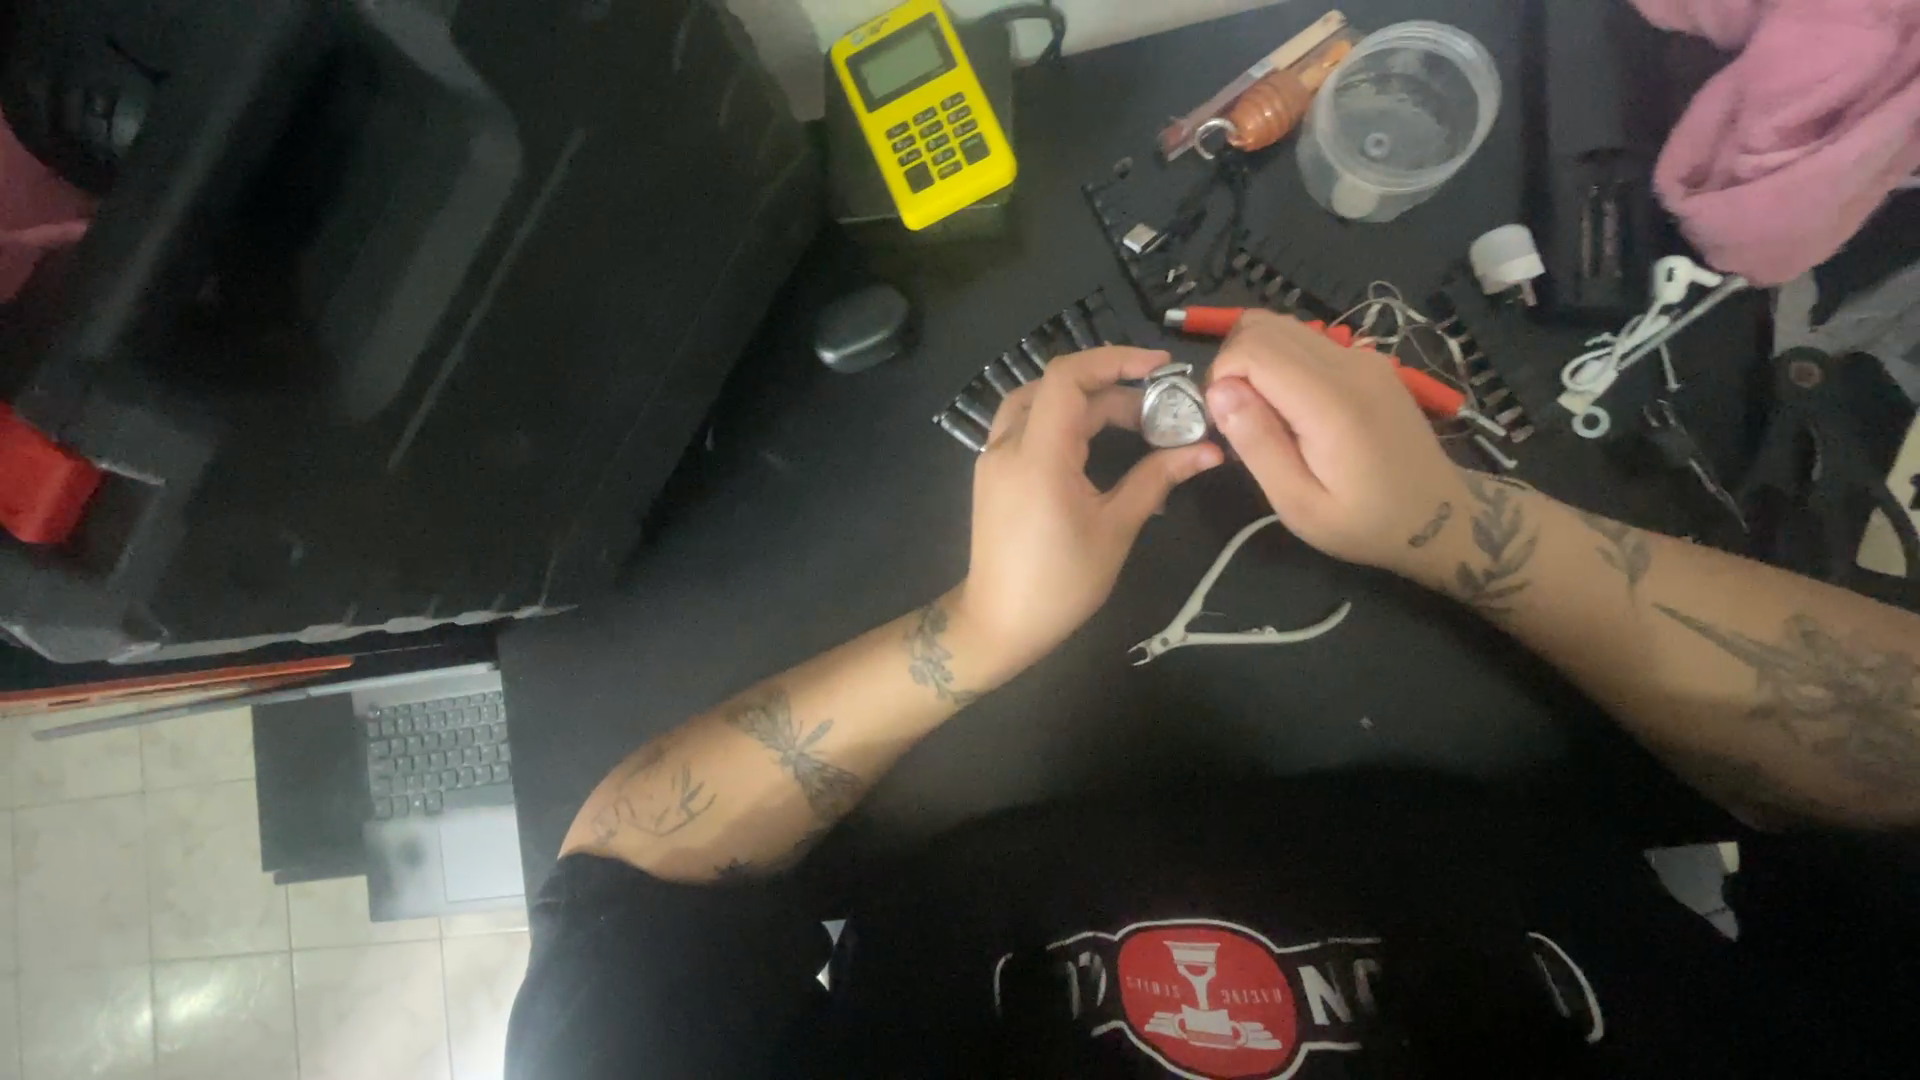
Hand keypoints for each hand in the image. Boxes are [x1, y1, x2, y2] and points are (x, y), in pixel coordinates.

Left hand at [956, 347, 1222, 674]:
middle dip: (1112, 392)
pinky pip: (1024, 427)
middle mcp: (1008, 447)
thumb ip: (1157, 478)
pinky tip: (1090, 444)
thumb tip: (1208, 450)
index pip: (1067, 378)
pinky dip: (1059, 421)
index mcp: (1038, 456)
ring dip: (1082, 402)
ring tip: (1128, 422)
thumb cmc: (1061, 582)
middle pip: (1057, 389)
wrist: (1000, 621)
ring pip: (1035, 402)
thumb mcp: (1116, 528)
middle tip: (1159, 417)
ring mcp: (993, 459)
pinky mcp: (991, 473)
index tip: (1158, 368)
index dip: (1113, 360)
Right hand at [1204, 311, 1466, 571]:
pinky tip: (1283, 405)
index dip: (1220, 377)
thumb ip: (1257, 443)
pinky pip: (1304, 340)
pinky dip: (1276, 361)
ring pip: (1281, 326)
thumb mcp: (1297, 503)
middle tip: (1231, 414)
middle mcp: (1349, 364)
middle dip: (1230, 363)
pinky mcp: (1367, 362)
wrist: (1437, 518)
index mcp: (1332, 401)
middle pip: (1263, 326)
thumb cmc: (1363, 523)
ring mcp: (1363, 357)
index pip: (1253, 349)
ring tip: (1254, 409)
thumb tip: (1218, 391)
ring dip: (1251, 359)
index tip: (1220, 421)